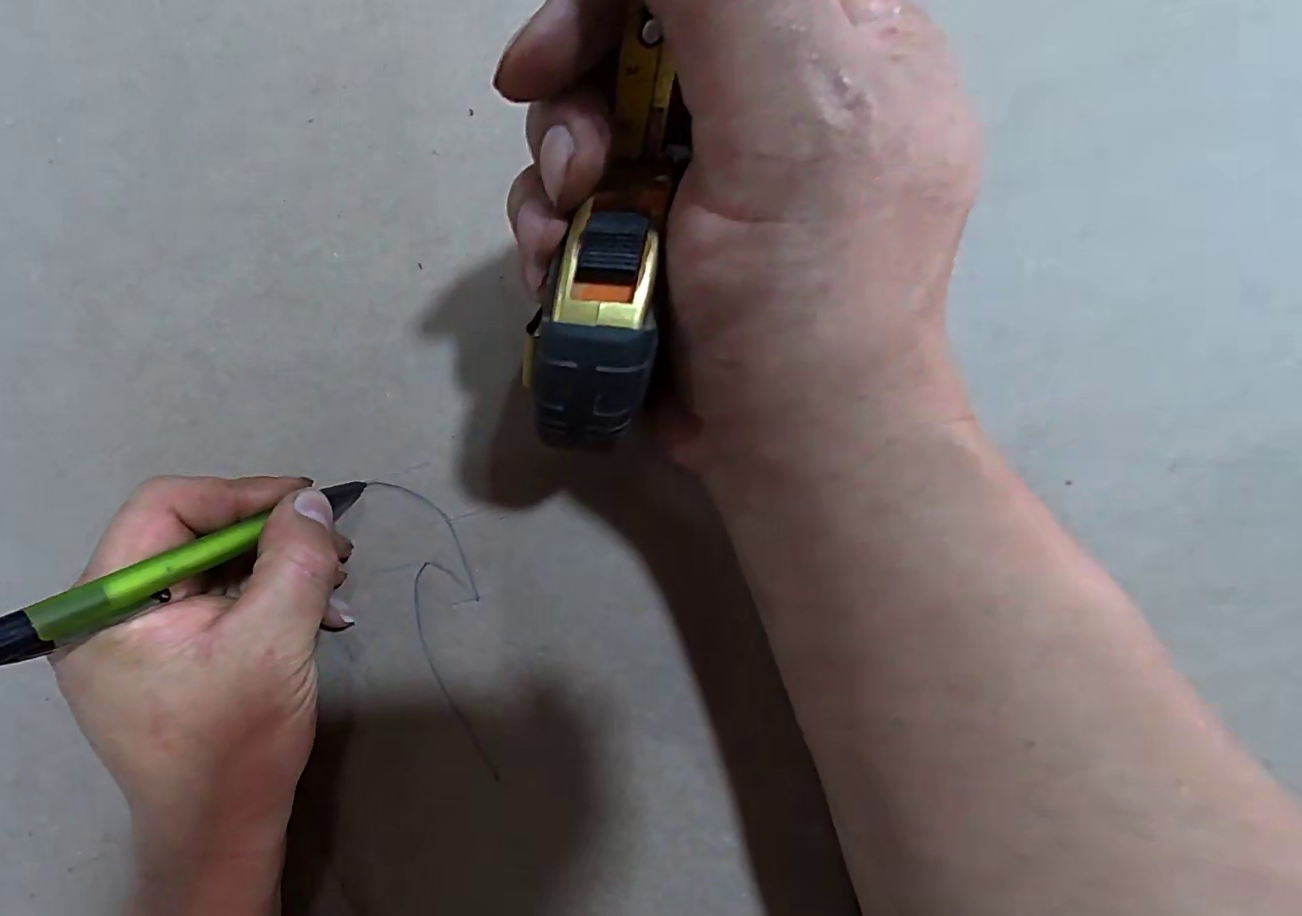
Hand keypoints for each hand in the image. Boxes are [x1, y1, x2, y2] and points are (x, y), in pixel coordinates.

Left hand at [51, 476, 349, 877]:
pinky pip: (218, 603)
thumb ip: (295, 562)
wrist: (222, 841)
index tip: (304, 502)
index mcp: (105, 604)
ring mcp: (138, 637)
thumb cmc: (236, 749)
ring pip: (212, 568)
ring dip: (277, 567)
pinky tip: (316, 613)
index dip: (238, 494)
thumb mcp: (273, 645)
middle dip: (268, 535)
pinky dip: (267, 598)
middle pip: (191, 535)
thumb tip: (311, 502)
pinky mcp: (168, 657)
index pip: (164, 507)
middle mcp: (110, 613)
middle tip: (332, 547)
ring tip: (334, 583)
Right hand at [496, 0, 983, 474]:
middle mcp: (740, 105)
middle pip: (616, 55)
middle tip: (572, 175)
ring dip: (548, 192)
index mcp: (812, 42)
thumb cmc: (807, 286)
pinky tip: (555, 274)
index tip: (543, 56)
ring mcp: (680, 186)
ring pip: (576, 142)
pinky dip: (546, 241)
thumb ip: (735, 5)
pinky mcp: (636, 248)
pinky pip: (565, 217)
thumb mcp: (796, 115)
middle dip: (569, 109)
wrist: (783, 433)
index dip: (601, 4)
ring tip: (561, 247)